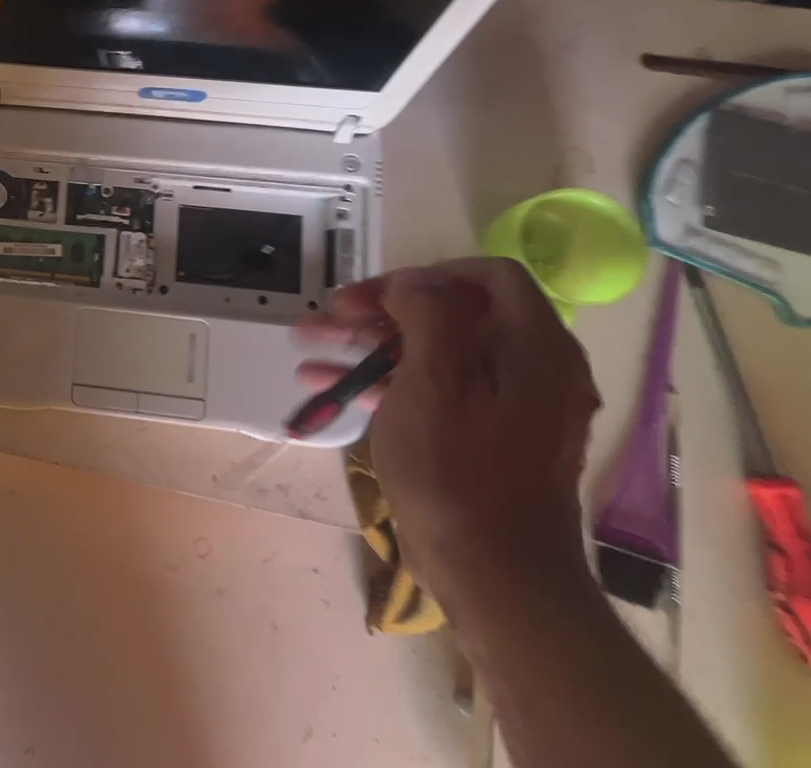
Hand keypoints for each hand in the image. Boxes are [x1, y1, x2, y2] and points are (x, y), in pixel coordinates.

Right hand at [295, 258, 600, 608]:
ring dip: (368, 345)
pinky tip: (327, 386)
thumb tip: (415, 282)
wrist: (491, 568)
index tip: (372, 295)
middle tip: (326, 316)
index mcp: (534, 347)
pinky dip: (382, 382)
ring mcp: (506, 405)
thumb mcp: (436, 381)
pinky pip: (430, 391)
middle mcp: (529, 368)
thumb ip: (429, 316)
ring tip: (308, 346)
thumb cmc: (458, 468)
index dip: (426, 274)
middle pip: (452, 315)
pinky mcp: (481, 437)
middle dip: (380, 311)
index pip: (488, 277)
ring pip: (432, 353)